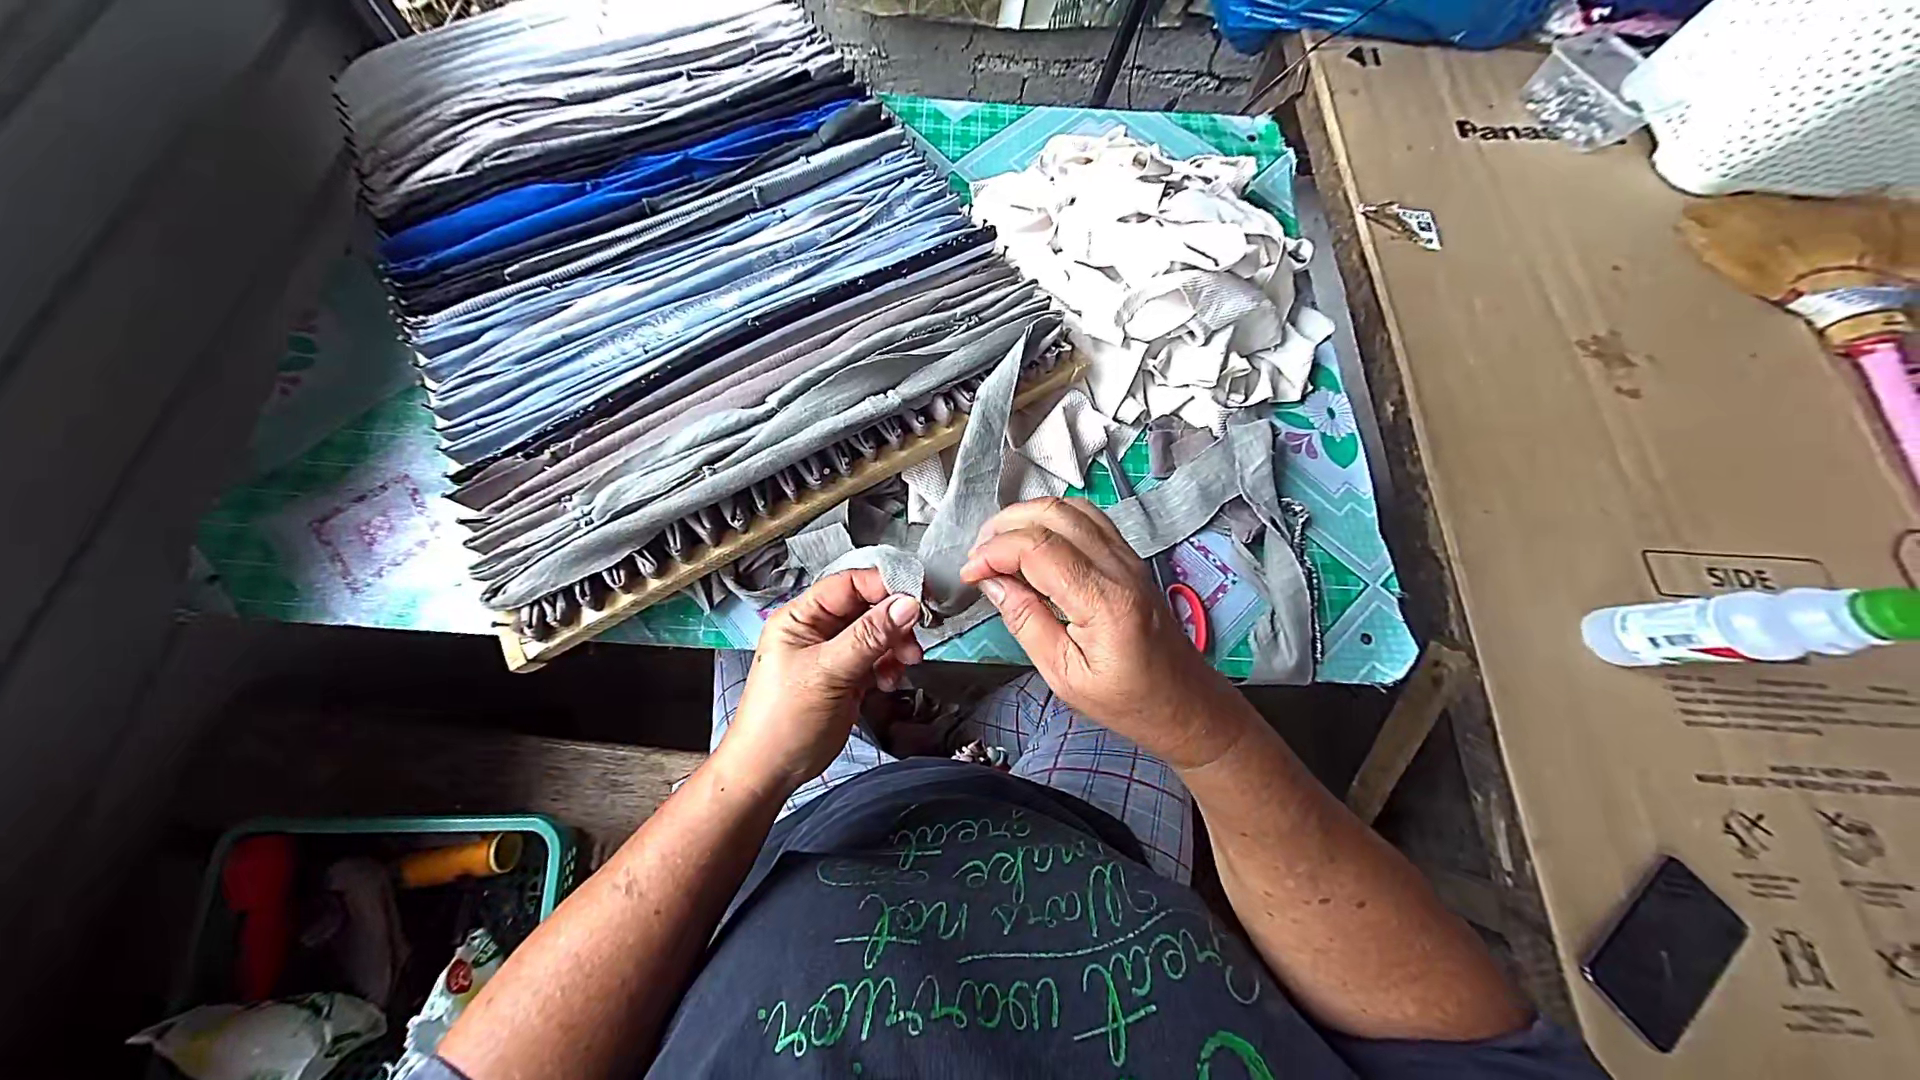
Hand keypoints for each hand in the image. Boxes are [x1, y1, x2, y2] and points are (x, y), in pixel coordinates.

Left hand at [714, 568, 923, 797]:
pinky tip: (888, 679)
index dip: (884, 585)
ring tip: (903, 662)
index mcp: (801, 617)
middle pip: (868, 607)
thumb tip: (905, 605)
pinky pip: (878, 658)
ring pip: (878, 633)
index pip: (849, 584)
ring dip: (896, 645)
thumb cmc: (780, 723)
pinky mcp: (847, 676)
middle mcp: (817, 630)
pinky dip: (890, 666)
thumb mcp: (828, 672)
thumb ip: (869, 636)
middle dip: (895, 620)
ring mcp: (833, 654)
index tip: (916, 595)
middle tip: (913, 635)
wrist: (772, 772)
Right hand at [959, 497, 1257, 769]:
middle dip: (1004, 526)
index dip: (993, 552)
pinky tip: (1033, 541)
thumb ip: (1025, 621)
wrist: (1185, 704)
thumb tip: (992, 582)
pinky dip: (1052, 519)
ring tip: (998, 546)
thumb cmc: (1129, 702)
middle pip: (1053, 514)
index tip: (970, 573)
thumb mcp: (1064, 676)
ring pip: (1070, 508)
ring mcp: (1129, 559)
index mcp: (1104, 602)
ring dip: (1026, 517)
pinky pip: (1088, 518)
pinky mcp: (1130, 559)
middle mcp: (1120, 569)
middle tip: (979, 556)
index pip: (1038, 548)